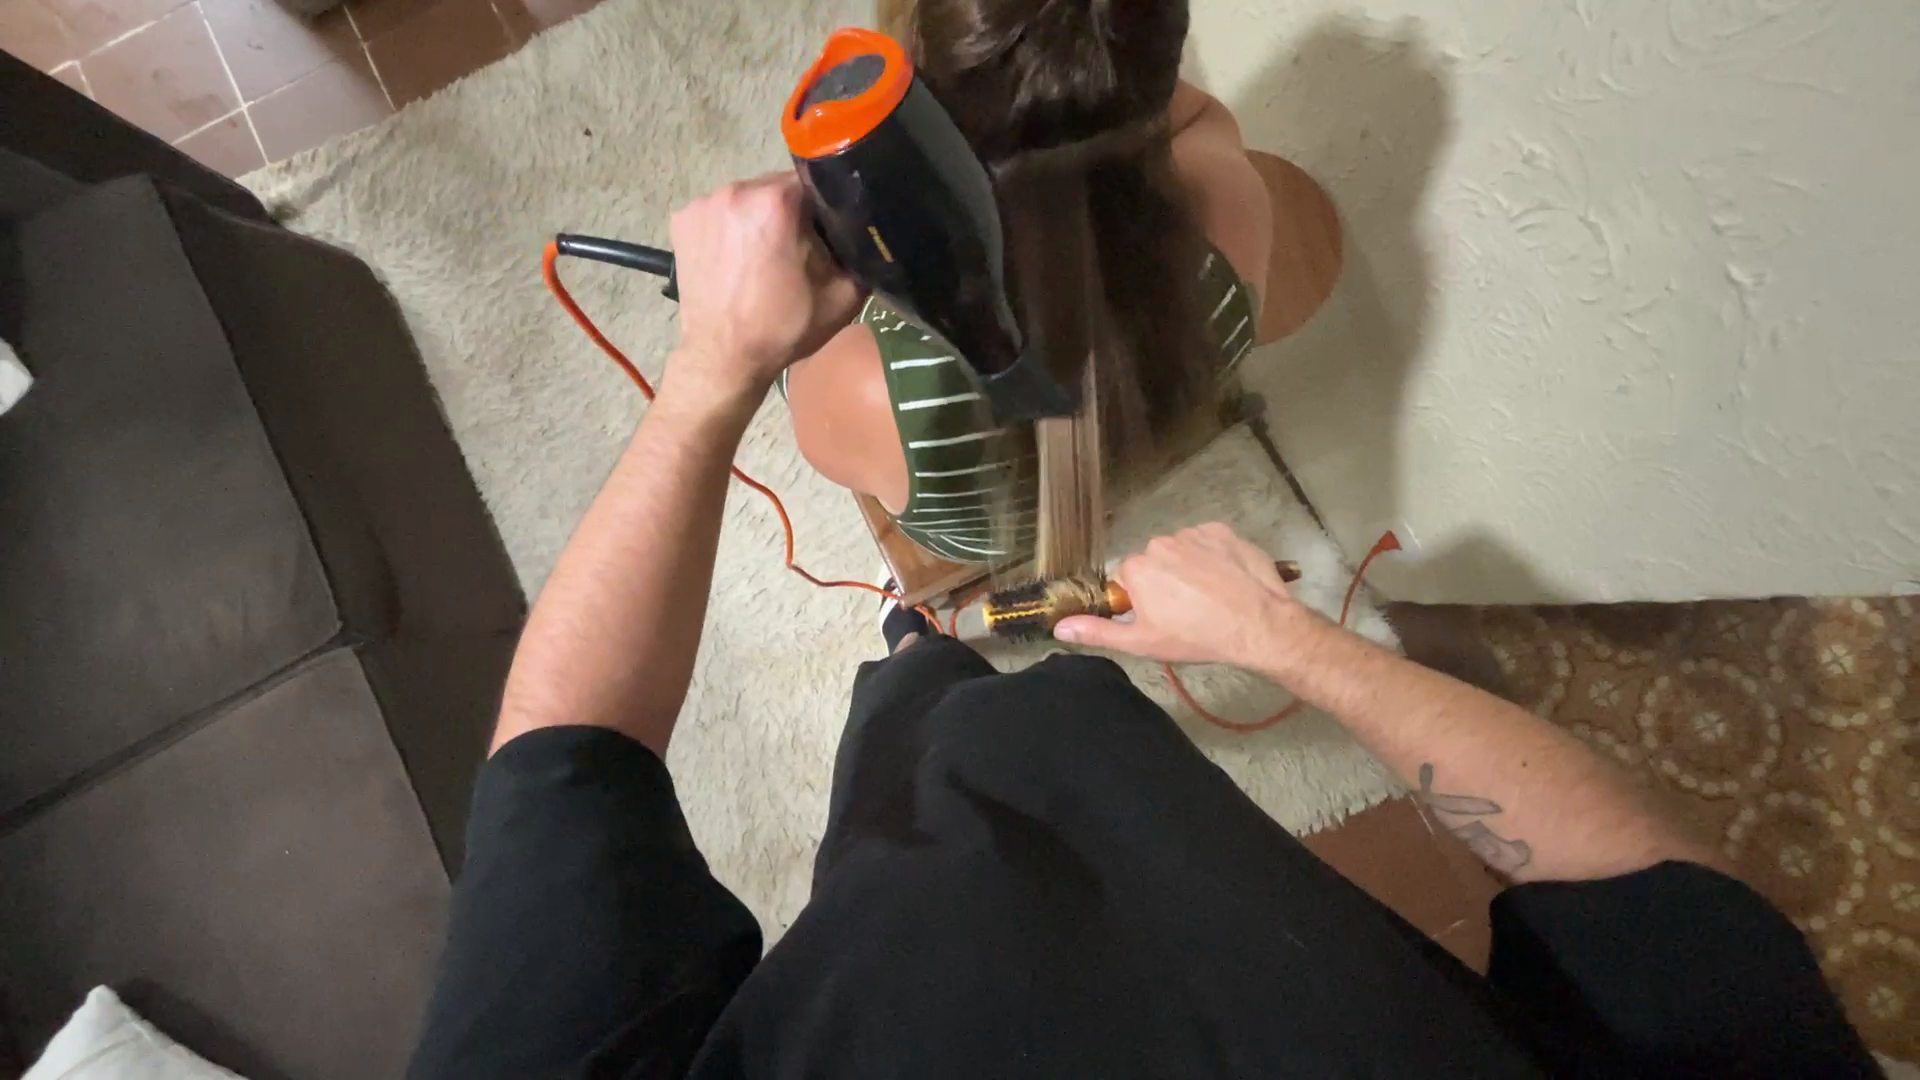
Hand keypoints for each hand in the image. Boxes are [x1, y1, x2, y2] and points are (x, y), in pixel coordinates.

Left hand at [666, 173, 861, 400]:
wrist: (724, 358)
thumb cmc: (783, 331)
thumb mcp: (842, 299)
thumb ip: (861, 260)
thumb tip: (866, 241)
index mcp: (777, 203)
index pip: (814, 182)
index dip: (825, 208)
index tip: (828, 234)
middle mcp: (736, 191)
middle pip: (777, 187)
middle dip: (791, 213)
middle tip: (798, 251)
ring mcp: (703, 204)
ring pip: (747, 198)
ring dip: (760, 220)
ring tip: (764, 259)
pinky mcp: (682, 220)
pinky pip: (719, 212)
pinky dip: (731, 229)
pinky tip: (737, 260)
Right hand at [1054, 523, 1317, 667]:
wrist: (1259, 625)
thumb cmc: (1197, 637)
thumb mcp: (1142, 642)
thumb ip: (1097, 631)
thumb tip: (1058, 626)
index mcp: (1136, 568)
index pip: (1129, 580)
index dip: (1143, 600)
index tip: (1162, 617)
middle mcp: (1160, 543)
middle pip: (1154, 563)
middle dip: (1164, 582)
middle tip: (1187, 611)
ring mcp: (1193, 534)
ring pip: (1180, 551)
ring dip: (1188, 569)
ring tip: (1210, 597)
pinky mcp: (1221, 530)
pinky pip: (1206, 542)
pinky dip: (1212, 557)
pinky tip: (1225, 580)